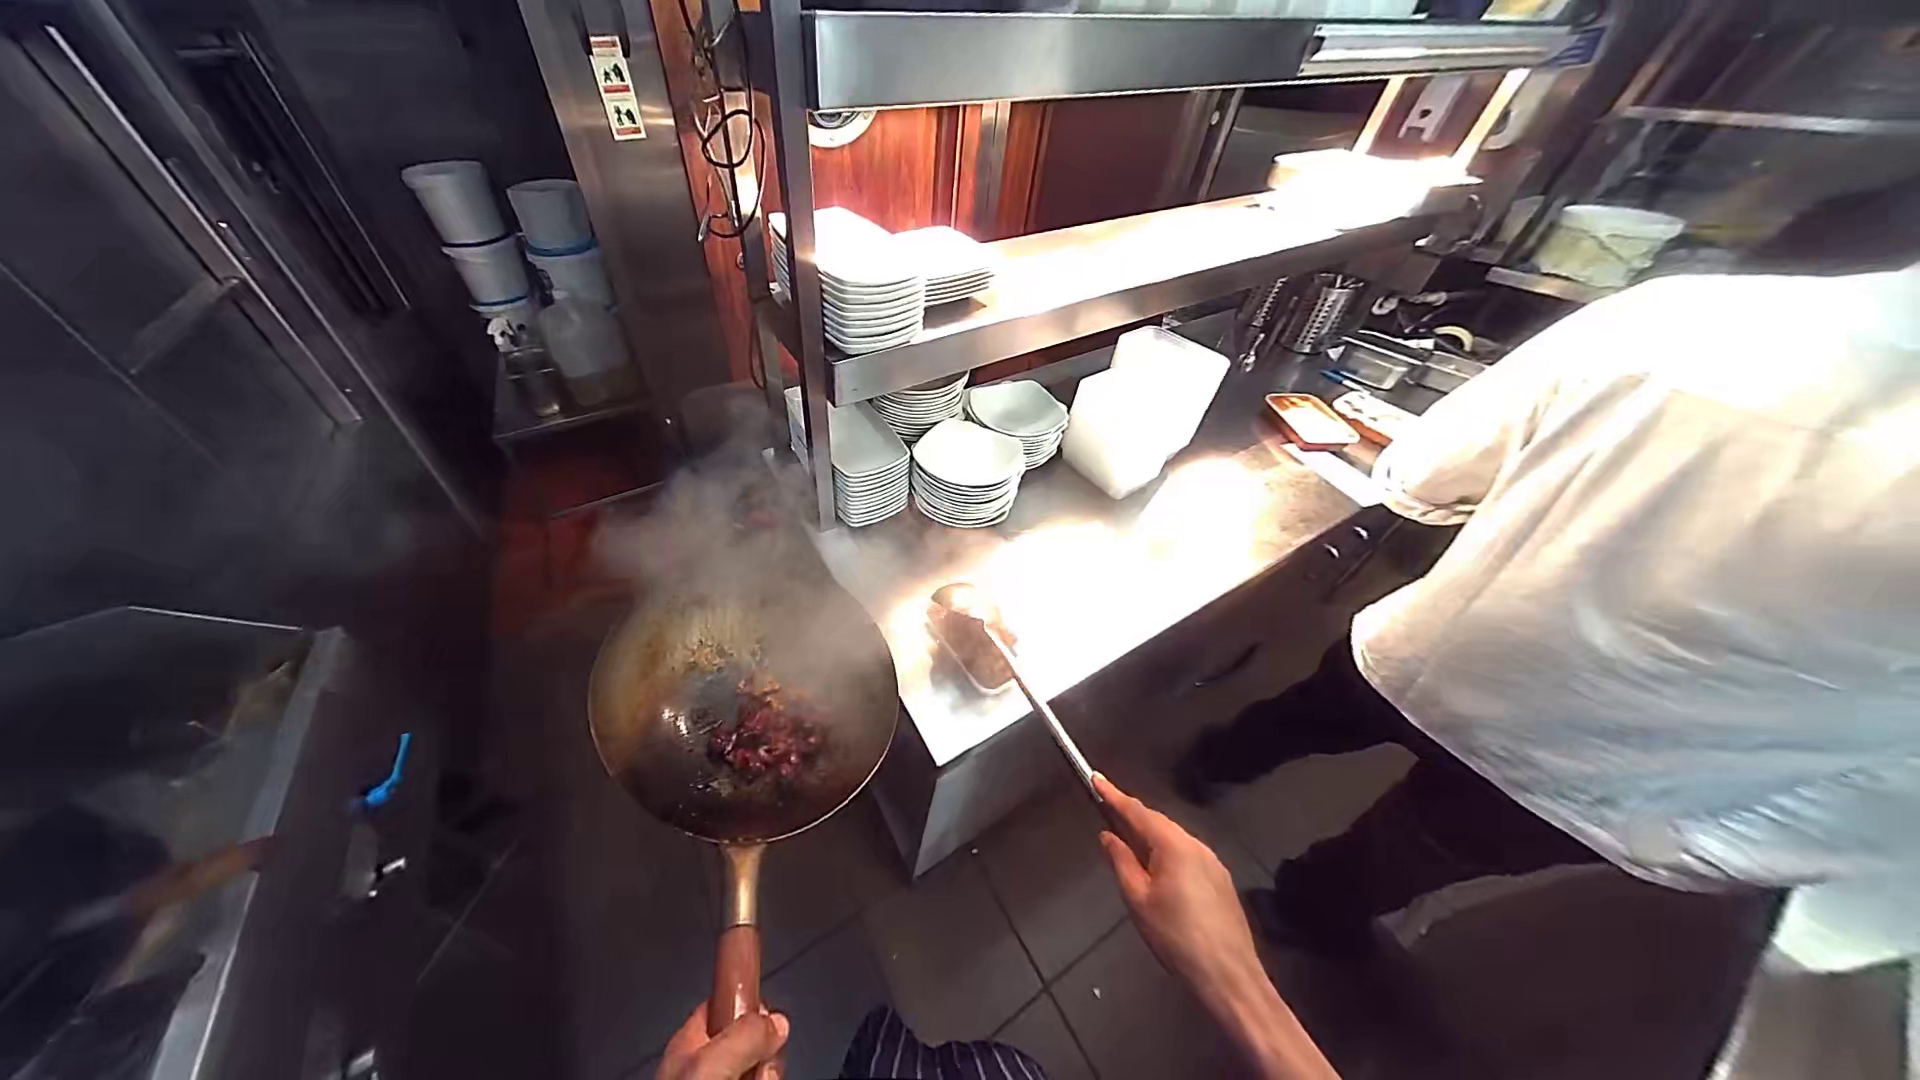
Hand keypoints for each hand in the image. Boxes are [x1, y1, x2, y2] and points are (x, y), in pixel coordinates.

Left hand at [655, 1003, 789, 1079]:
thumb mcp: (708, 1065)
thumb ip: (745, 1034)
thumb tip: (778, 1022)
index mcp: (691, 1042)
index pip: (727, 1004)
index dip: (750, 1007)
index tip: (765, 1024)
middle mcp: (707, 1066)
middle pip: (754, 1043)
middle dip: (765, 1060)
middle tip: (756, 1077)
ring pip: (762, 1073)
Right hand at [1092, 773, 1260, 991]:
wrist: (1229, 977)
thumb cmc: (1176, 937)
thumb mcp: (1138, 899)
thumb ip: (1121, 861)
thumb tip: (1108, 835)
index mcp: (1173, 845)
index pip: (1138, 811)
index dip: (1114, 795)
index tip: (1096, 778)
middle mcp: (1196, 845)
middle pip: (1158, 822)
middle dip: (1132, 815)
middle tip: (1108, 808)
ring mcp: (1212, 862)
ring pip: (1174, 838)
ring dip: (1150, 835)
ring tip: (1129, 841)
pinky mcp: (1220, 880)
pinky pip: (1187, 853)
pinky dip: (1167, 851)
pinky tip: (1158, 868)